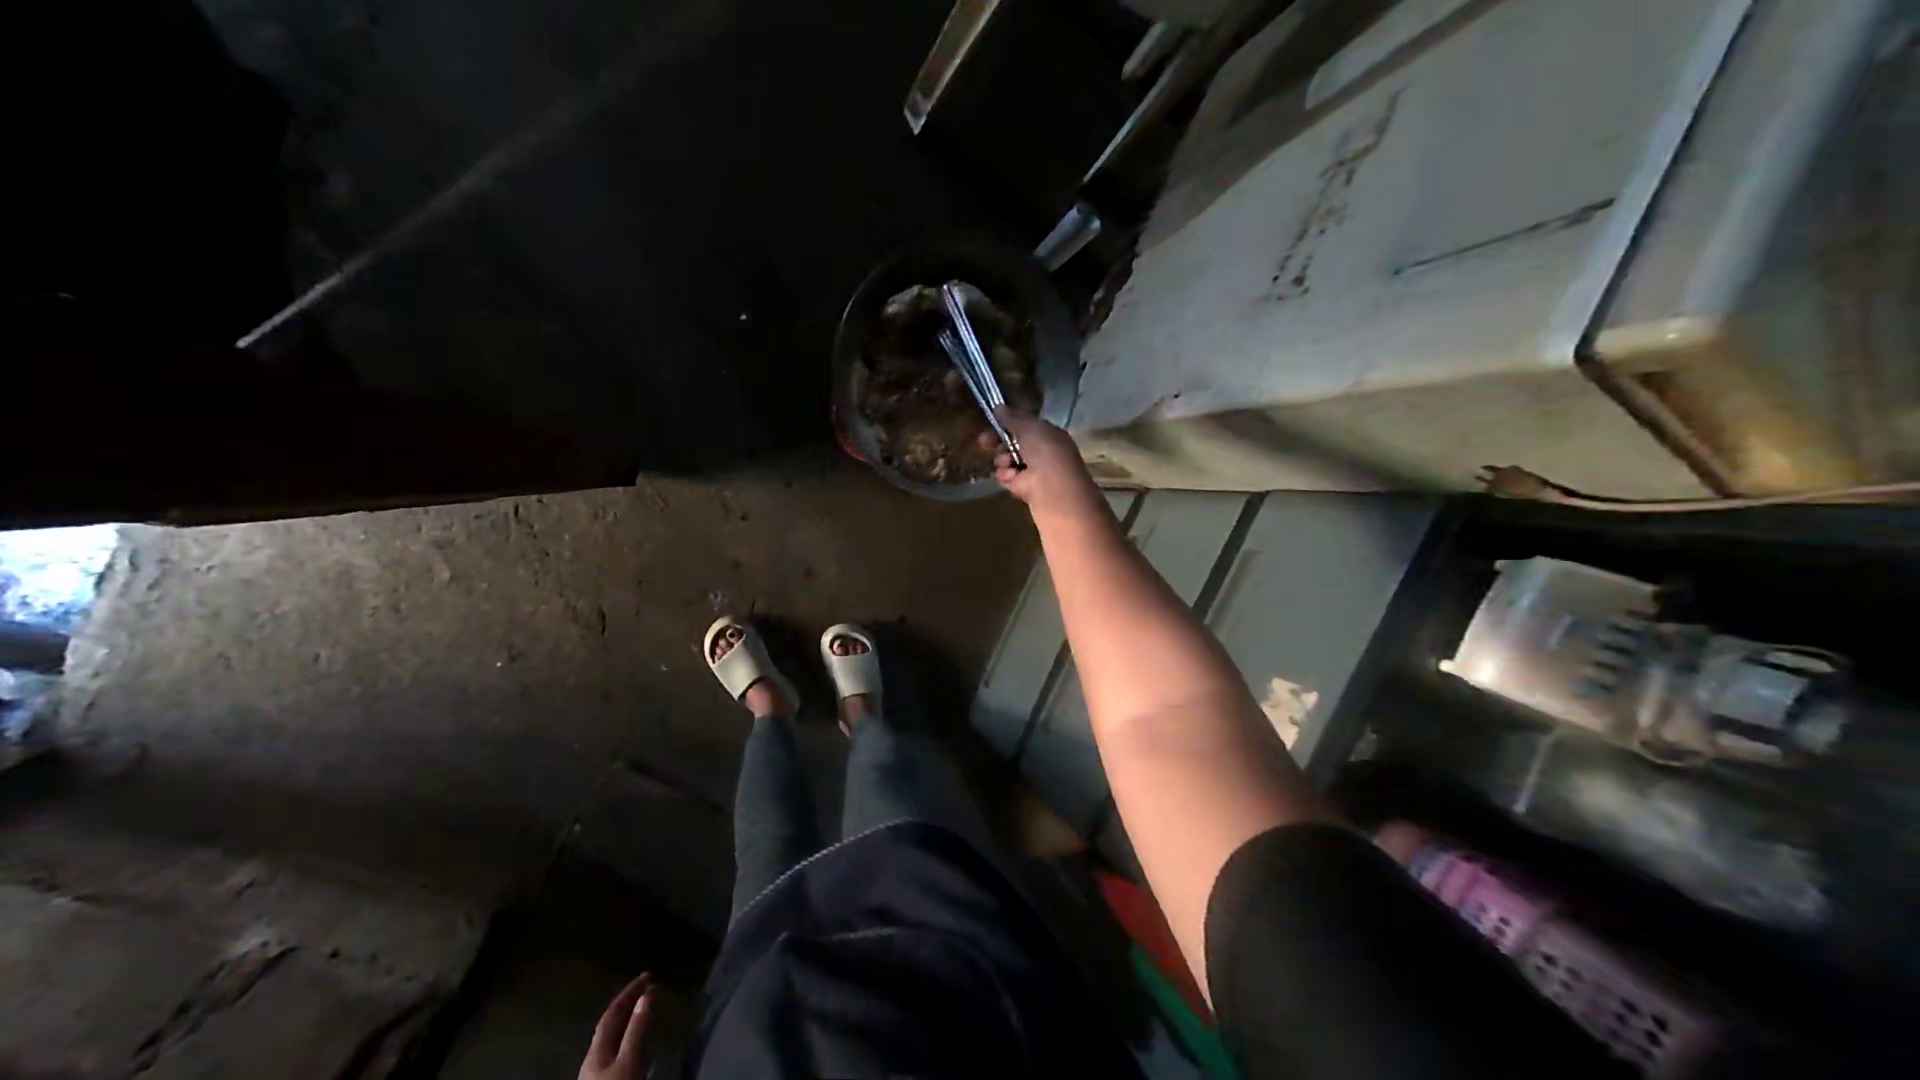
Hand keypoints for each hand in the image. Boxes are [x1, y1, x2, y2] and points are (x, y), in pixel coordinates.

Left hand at [578, 974, 654, 1079]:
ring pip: (617, 1044)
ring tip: (651, 1014)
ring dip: (633, 1026)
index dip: (628, 993)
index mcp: (597, 1052)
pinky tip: (648, 1052)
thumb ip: (637, 1031)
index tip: (648, 975)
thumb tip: (647, 994)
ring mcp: (601, 1078)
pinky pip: (624, 1060)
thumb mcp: (628, 1064)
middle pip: (612, 1028)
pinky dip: (637, 1047)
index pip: (612, 1014)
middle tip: (650, 989)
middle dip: (630, 1006)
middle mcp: (596, 1062)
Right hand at [985, 409, 1104, 522]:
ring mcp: (1033, 471)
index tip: (993, 420)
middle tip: (984, 441)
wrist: (1052, 486)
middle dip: (998, 441)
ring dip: (1004, 460)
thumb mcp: (1030, 428)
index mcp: (1049, 435)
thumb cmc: (1045, 451)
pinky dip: (1008, 476)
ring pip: (1007, 461)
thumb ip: (1013, 418)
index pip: (1026, 426)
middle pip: (1013, 443)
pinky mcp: (1024, 488)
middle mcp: (1042, 452)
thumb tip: (998, 406)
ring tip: (1009, 463)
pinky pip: (1008, 478)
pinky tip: (1014, 477)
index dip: (1010, 423)